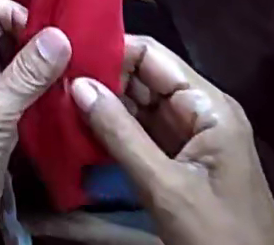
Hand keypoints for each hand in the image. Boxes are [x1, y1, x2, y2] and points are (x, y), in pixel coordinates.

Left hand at [0, 0, 70, 244]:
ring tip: (88, 78)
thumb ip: (27, 72)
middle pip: (15, 35)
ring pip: (28, 66)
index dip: (24, 15)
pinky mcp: (9, 118)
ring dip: (53, 72)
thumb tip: (61, 34)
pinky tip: (79, 102)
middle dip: (45, 43)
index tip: (59, 35)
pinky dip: (54, 96)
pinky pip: (34, 95)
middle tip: (84, 56)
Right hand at [70, 36, 273, 244]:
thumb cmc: (220, 240)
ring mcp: (187, 135)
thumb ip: (120, 133)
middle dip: (99, 75)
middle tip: (53, 75)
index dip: (109, 48)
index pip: (150, 54)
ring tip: (56, 94)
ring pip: (134, 101)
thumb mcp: (167, 189)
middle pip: (140, 74)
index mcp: (208, 106)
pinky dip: (109, 125)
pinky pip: (137, 128)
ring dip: (100, 100)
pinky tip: (76, 121)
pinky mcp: (176, 159)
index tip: (65, 53)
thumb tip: (76, 82)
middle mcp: (198, 111)